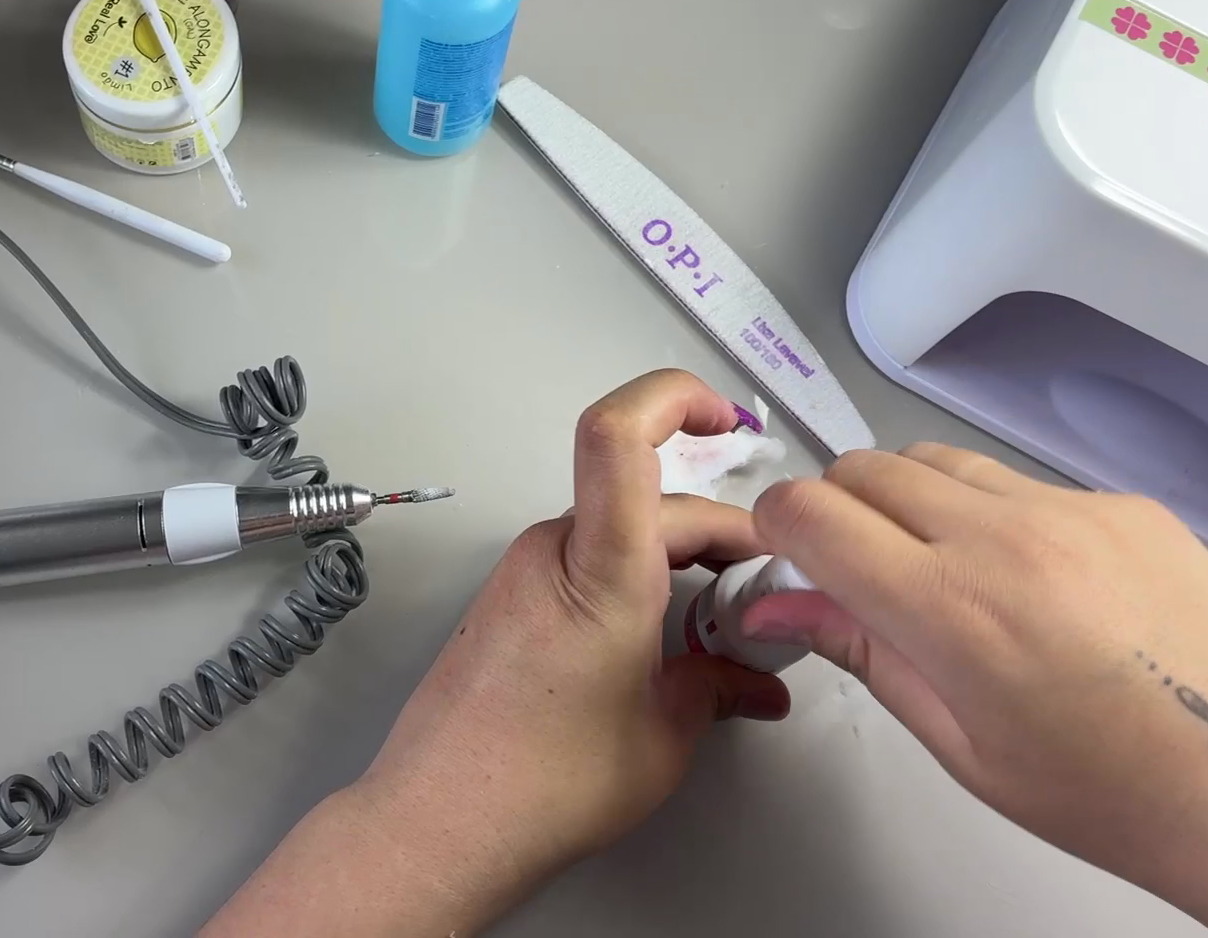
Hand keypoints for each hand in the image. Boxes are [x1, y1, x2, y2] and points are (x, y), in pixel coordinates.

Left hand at [202, 370, 788, 936]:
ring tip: (719, 632)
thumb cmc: (546, 777)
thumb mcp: (662, 736)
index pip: (616, 435)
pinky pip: (587, 557)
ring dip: (679, 561)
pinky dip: (637, 577)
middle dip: (721, 537)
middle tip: (764, 604)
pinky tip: (663, 638)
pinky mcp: (511, 591)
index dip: (673, 398)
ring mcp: (525, 566)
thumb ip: (717, 687)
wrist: (442, 810)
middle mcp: (554, 547)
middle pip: (651, 501)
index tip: (729, 418)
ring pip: (621, 530)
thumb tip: (753, 680)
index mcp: (598, 566)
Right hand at [745, 444, 1207, 937]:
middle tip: (857, 564)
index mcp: (949, 609)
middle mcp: (1003, 540)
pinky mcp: (1122, 504)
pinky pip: (1005, 477)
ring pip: (924, 458)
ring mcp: (1071, 513)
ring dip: (899, 496)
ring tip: (935, 558)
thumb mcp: (951, 738)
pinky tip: (1021, 569)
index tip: (786, 552)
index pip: (807, 511)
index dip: (775, 523)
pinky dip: (978, 507)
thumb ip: (852, 648)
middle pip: (857, 469)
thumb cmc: (1102, 790)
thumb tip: (768, 603)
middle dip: (832, 507)